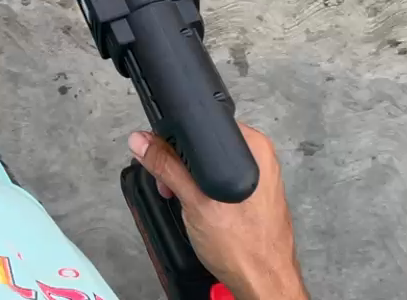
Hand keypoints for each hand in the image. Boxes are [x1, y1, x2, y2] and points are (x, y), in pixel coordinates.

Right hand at [128, 125, 307, 299]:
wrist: (265, 289)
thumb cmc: (243, 248)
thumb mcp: (194, 200)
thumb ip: (166, 166)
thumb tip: (140, 141)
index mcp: (254, 148)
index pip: (204, 122)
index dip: (174, 135)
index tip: (159, 152)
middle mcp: (260, 159)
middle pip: (205, 143)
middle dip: (178, 161)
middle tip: (167, 182)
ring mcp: (258, 179)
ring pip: (210, 164)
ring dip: (187, 177)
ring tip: (179, 197)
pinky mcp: (254, 197)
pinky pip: (220, 180)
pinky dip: (203, 188)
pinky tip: (196, 206)